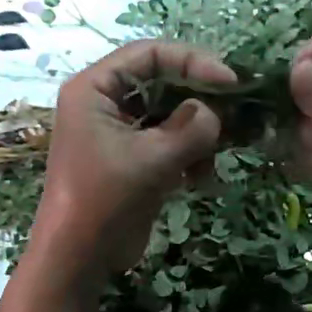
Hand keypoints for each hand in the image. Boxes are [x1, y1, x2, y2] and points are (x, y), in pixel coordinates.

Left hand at [36, 40, 233, 271]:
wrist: (79, 257)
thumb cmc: (104, 198)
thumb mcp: (152, 159)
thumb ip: (191, 128)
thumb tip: (214, 114)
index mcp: (95, 89)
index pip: (149, 55)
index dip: (192, 61)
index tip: (230, 81)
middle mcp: (105, 104)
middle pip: (162, 84)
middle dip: (198, 102)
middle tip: (233, 117)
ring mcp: (119, 135)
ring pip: (169, 117)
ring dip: (197, 135)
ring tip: (212, 159)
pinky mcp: (132, 163)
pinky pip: (168, 145)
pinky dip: (188, 157)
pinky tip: (200, 178)